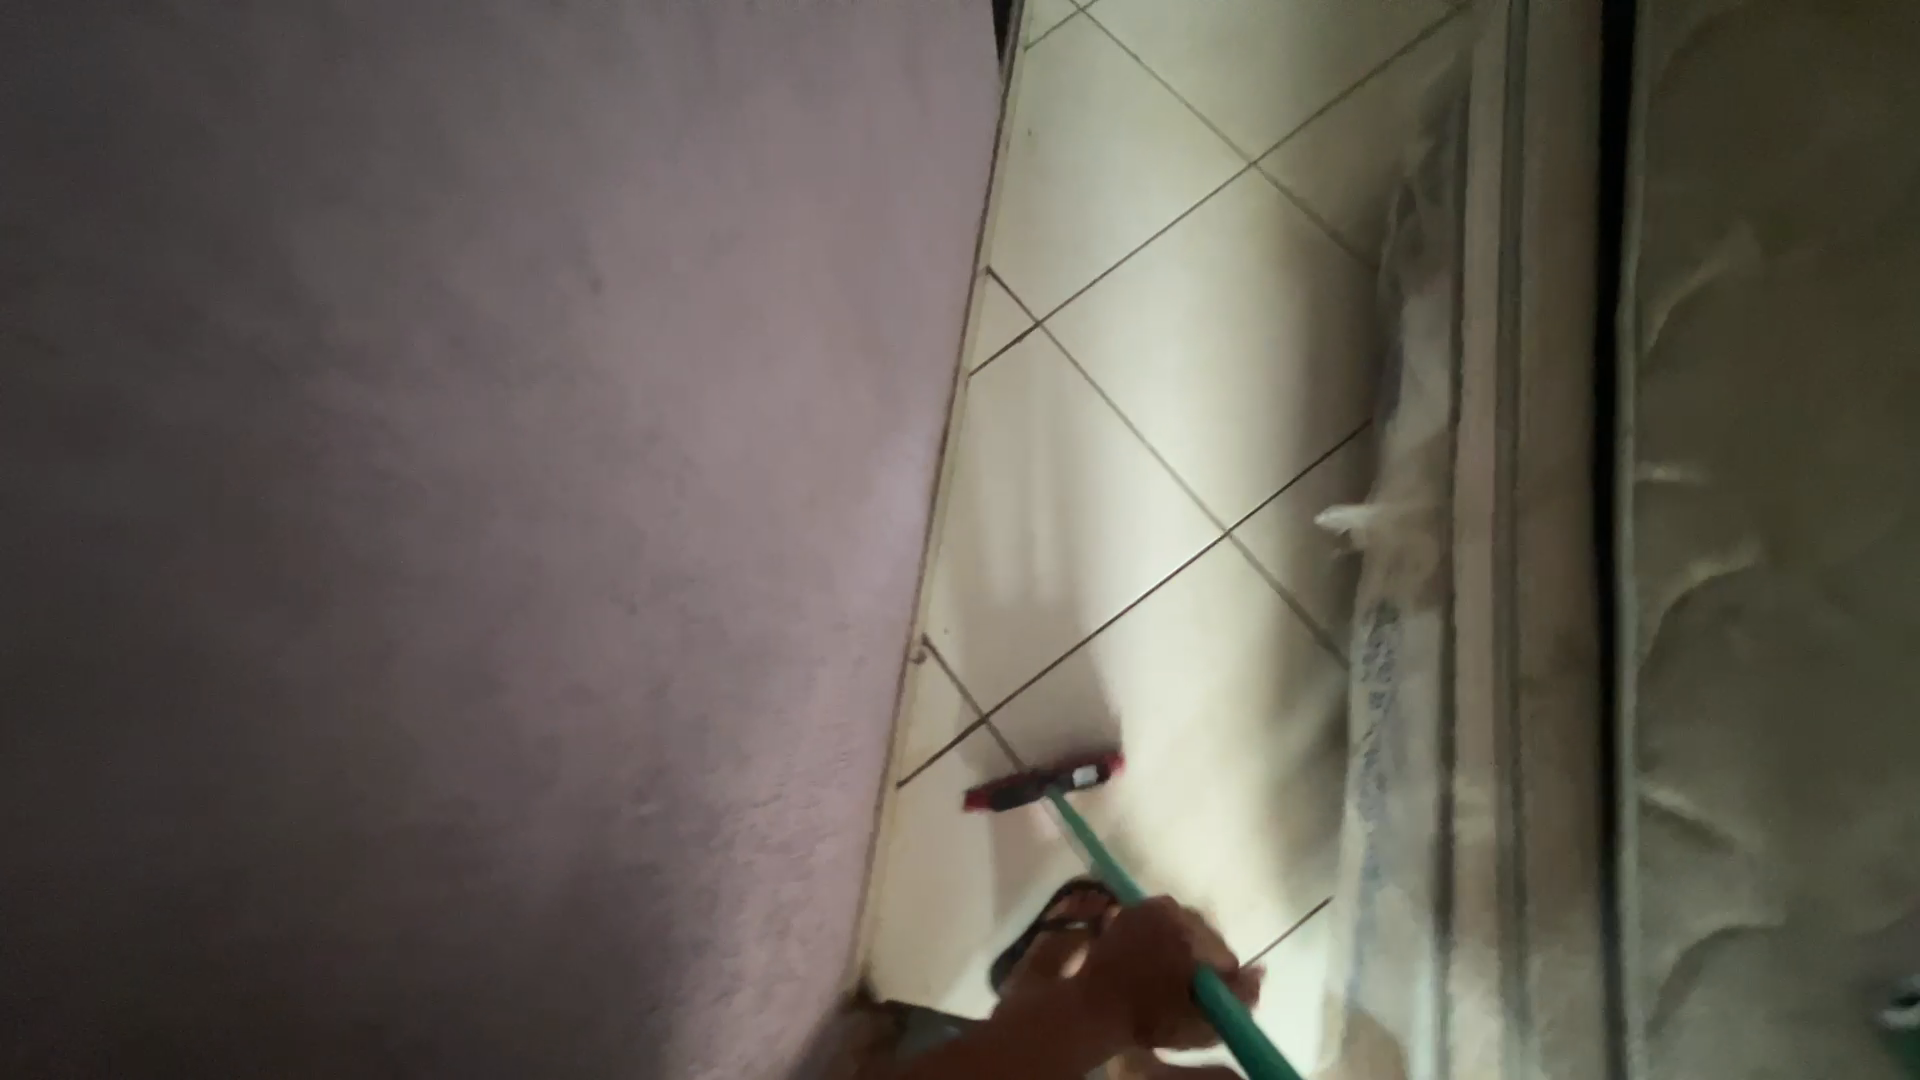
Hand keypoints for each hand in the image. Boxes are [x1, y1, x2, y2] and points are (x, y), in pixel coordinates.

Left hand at [1074, 896, 1264, 1050]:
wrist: (1096, 1003)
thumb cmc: (1149, 1019)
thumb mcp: (1201, 1024)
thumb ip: (1239, 999)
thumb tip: (1262, 970)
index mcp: (1192, 939)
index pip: (1227, 958)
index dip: (1220, 982)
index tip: (1202, 997)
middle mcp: (1174, 912)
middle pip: (1207, 936)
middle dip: (1203, 958)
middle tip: (1184, 984)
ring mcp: (1150, 905)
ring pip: (1186, 923)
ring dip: (1184, 942)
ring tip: (1167, 968)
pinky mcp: (1133, 905)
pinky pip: (1163, 915)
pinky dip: (1164, 931)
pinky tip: (1153, 952)